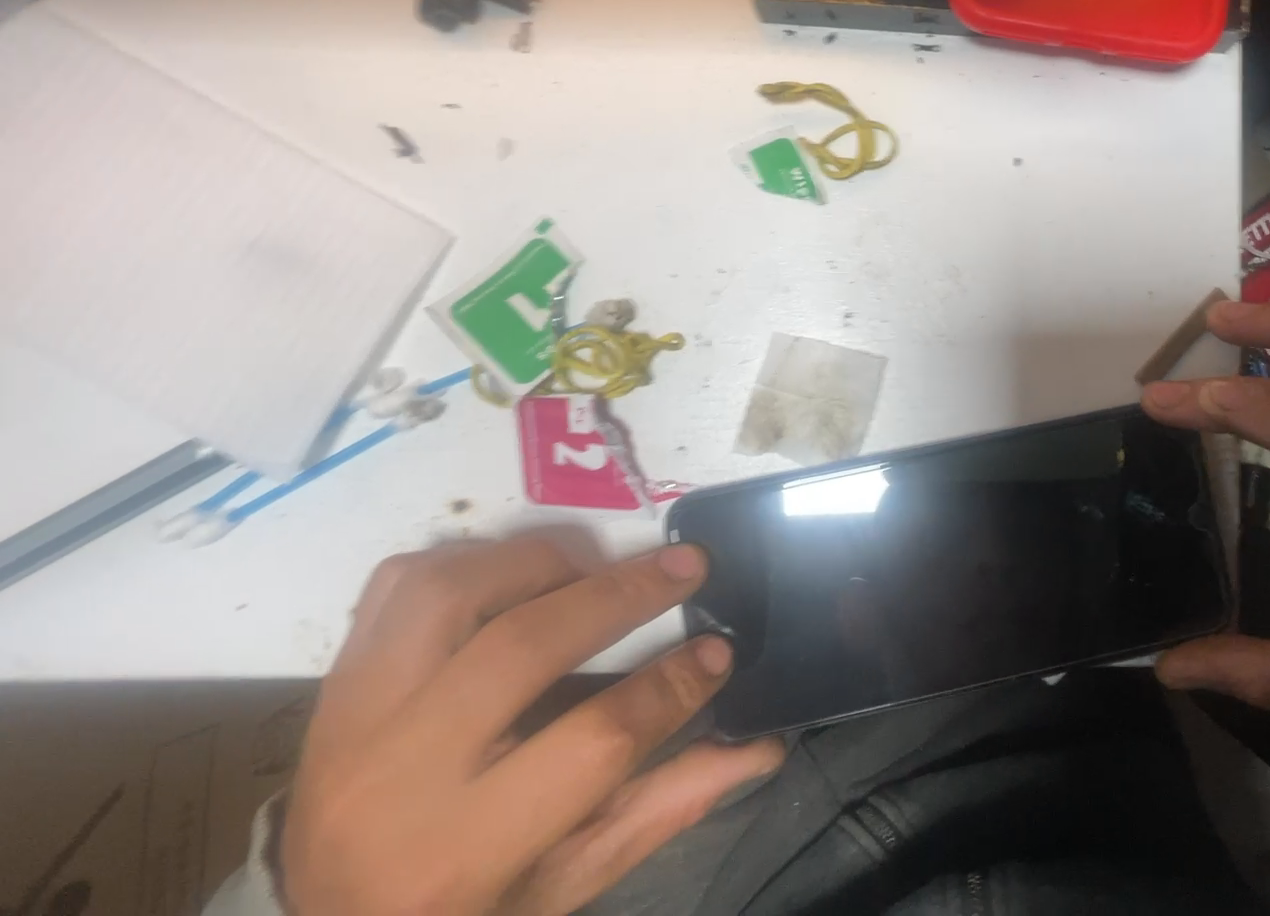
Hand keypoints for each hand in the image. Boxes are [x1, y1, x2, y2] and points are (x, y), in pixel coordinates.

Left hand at [281, 540, 784, 915]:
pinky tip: (521, 576)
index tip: (722, 649)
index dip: (672, 685)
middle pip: (523, 646)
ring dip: (539, 561)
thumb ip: (667, 804)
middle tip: (689, 565)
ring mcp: (351, 718)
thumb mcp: (570, 880)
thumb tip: (762, 747)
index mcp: (462, 850)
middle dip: (623, 594)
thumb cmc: (464, 914)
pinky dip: (471, 561)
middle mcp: (395, 775)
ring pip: (448, 591)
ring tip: (598, 566)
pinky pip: (398, 584)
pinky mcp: (335, 681)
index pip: (592, 740)